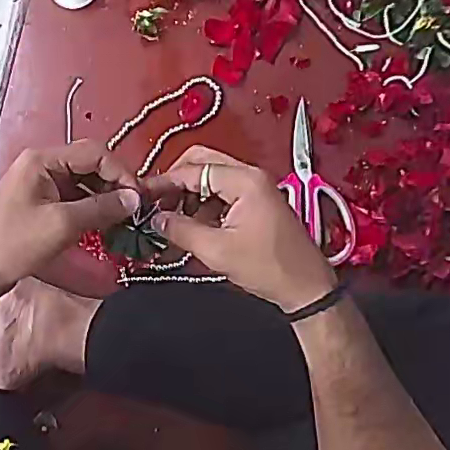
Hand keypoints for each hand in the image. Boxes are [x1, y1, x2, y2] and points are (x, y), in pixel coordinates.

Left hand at [0, 142, 141, 302]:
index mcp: (42, 160)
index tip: (137, 198)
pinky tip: (104, 225)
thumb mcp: (62, 224)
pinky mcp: (39, 203)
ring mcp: (39, 184)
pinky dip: (91, 209)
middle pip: (90, 165)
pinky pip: (74, 198)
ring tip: (123, 220)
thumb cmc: (12, 244)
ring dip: (105, 199)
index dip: (121, 172)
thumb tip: (134, 199)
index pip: (95, 153)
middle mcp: (41, 165)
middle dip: (115, 185)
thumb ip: (101, 208)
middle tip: (134, 210)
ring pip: (84, 183)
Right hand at [147, 146, 337, 311]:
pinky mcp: (255, 201)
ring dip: (188, 195)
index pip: (194, 169)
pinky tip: (191, 226)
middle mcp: (250, 175)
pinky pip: (221, 192)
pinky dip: (203, 204)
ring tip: (170, 220)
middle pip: (201, 163)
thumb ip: (181, 230)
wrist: (306, 286)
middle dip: (176, 182)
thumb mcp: (217, 250)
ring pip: (210, 178)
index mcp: (244, 180)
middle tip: (156, 204)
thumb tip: (155, 219)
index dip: (165, 183)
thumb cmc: (267, 267)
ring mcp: (254, 187)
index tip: (143, 197)